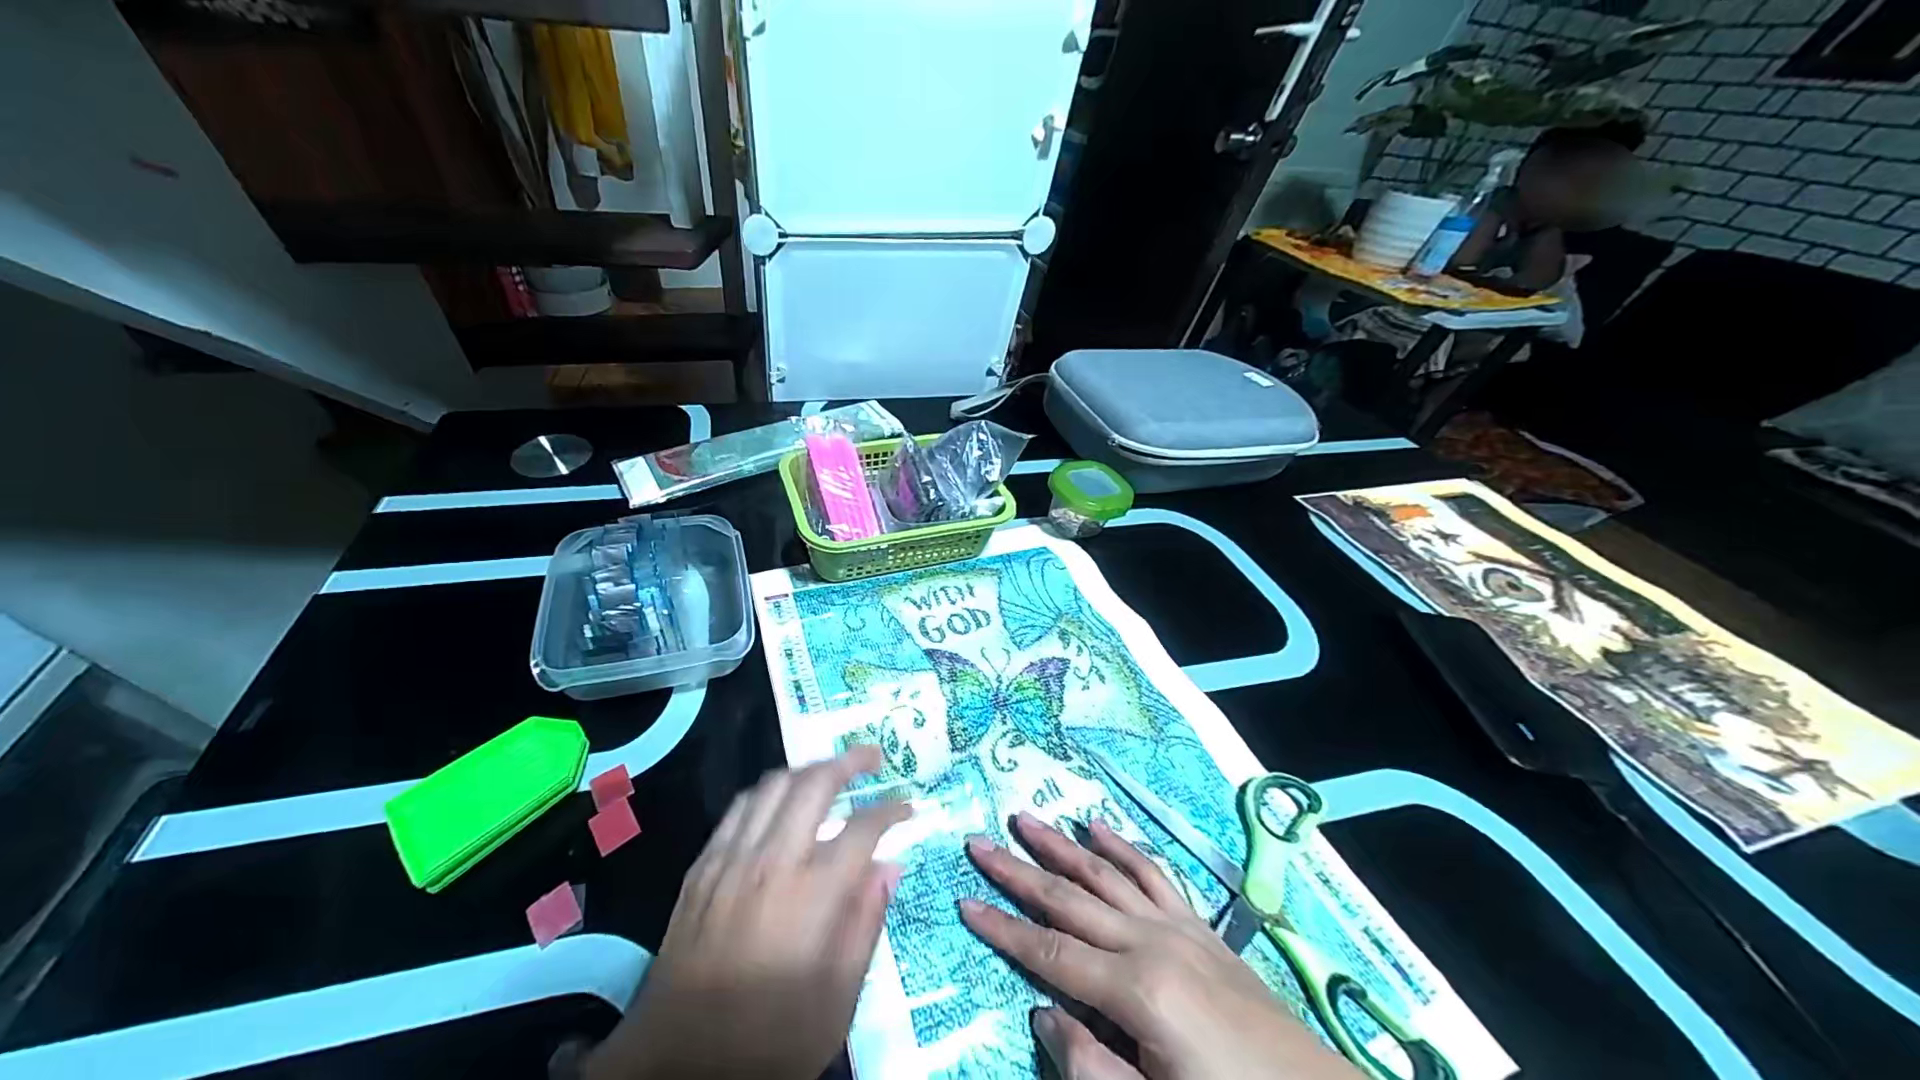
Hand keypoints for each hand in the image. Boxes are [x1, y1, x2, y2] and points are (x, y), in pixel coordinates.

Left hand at [585, 747, 908, 1079]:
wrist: (673, 1067)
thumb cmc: (768, 1041)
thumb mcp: (837, 1001)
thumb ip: (865, 924)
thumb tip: (890, 866)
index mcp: (813, 894)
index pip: (863, 828)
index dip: (892, 811)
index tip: (908, 808)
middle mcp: (771, 861)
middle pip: (815, 784)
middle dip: (850, 761)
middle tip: (873, 758)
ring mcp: (730, 860)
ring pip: (772, 785)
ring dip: (807, 770)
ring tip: (830, 772)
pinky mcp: (700, 869)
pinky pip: (738, 809)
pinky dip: (767, 793)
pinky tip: (779, 802)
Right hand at [961, 812, 1359, 1079]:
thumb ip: (1090, 1064)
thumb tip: (1043, 1012)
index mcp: (1136, 991)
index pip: (1049, 953)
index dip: (1003, 929)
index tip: (965, 902)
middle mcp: (1150, 942)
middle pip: (1069, 898)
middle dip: (1019, 871)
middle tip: (980, 843)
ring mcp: (1177, 926)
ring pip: (1105, 872)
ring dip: (1061, 845)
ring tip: (1026, 819)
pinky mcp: (1198, 924)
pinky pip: (1152, 873)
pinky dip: (1122, 846)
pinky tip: (1098, 826)